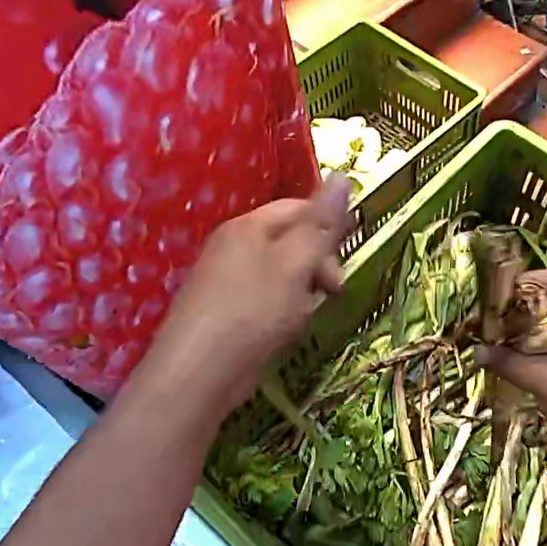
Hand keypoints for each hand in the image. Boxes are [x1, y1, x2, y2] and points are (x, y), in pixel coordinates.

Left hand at [131, 175, 352, 418]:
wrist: (200, 370)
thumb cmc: (254, 310)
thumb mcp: (296, 263)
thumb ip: (321, 223)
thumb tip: (344, 175)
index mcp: (249, 226)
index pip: (298, 208)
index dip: (328, 228)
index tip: (346, 259)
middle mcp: (234, 246)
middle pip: (290, 241)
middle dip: (318, 264)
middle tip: (333, 291)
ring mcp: (226, 280)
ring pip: (280, 274)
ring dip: (303, 291)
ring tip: (305, 315)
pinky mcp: (225, 312)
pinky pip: (265, 300)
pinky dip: (282, 311)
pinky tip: (284, 331)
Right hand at [479, 269, 546, 454]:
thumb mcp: (544, 380)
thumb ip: (510, 364)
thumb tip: (476, 352)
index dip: (529, 279)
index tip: (502, 296)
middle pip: (540, 299)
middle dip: (511, 305)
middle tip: (486, 318)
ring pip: (534, 321)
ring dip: (510, 326)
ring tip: (485, 336)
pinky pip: (533, 341)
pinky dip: (514, 344)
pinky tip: (496, 354)